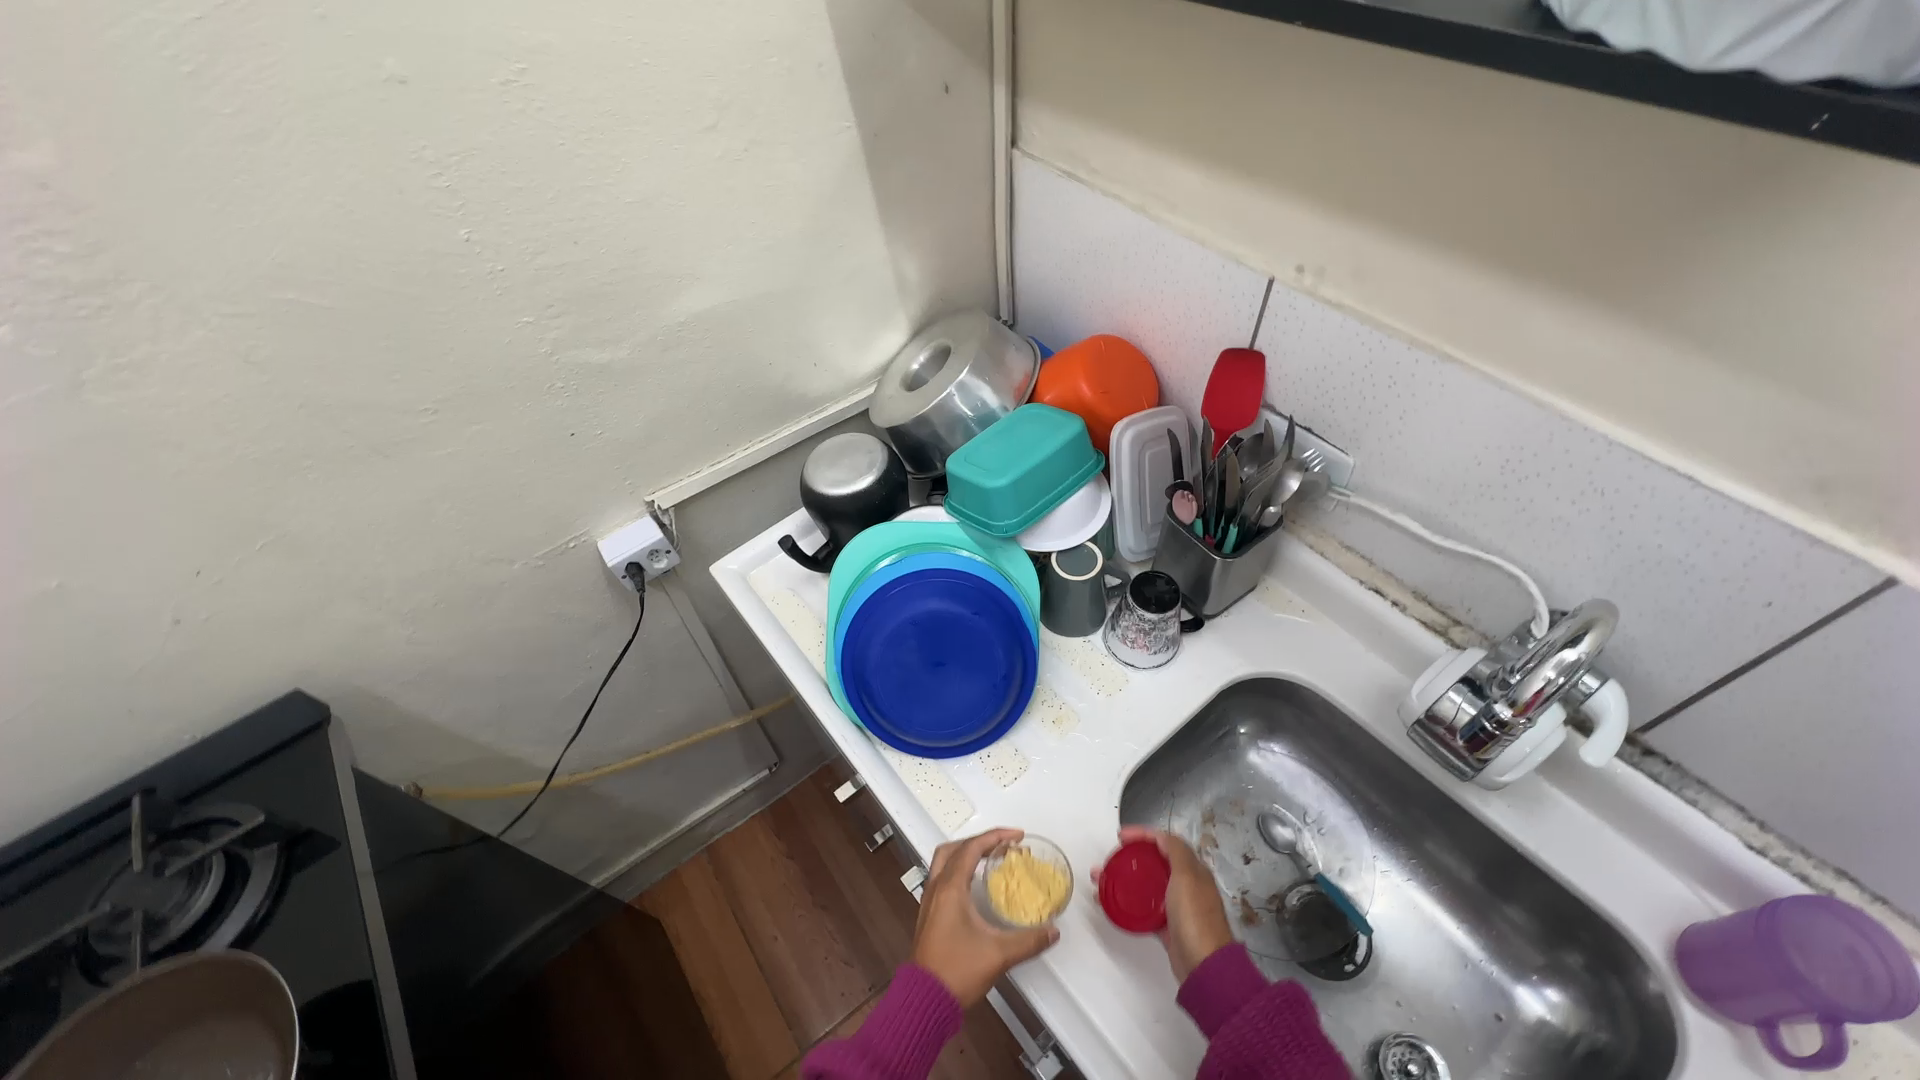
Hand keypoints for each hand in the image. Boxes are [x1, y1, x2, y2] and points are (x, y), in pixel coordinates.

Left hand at [910, 828, 1059, 1006]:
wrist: (924, 1000)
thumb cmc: (958, 970)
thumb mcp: (999, 954)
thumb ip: (1029, 940)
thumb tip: (1053, 931)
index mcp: (950, 888)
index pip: (971, 848)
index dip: (995, 836)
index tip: (1017, 836)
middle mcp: (936, 889)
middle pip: (953, 849)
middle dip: (978, 841)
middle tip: (1002, 846)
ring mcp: (929, 902)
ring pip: (944, 863)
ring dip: (966, 855)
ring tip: (990, 860)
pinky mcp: (929, 916)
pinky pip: (942, 879)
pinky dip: (959, 871)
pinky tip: (975, 887)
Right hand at [1102, 826, 1233, 982]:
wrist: (1203, 965)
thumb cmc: (1194, 916)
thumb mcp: (1187, 876)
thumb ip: (1175, 851)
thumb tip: (1160, 836)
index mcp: (1193, 870)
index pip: (1166, 843)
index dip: (1143, 835)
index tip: (1120, 837)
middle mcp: (1185, 885)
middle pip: (1153, 863)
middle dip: (1128, 858)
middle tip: (1108, 860)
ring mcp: (1175, 906)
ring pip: (1144, 885)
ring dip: (1123, 880)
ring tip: (1100, 881)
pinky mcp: (1166, 926)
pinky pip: (1142, 908)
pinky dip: (1126, 903)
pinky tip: (1110, 903)